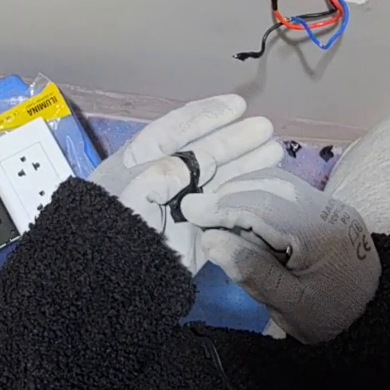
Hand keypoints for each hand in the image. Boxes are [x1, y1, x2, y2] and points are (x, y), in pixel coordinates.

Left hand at [90, 95, 284, 271]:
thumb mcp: (131, 195)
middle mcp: (162, 179)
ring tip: (274, 149)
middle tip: (265, 127)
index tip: (236, 105)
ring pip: (219, 176)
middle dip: (234, 139)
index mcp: (137, 163)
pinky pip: (226, 206)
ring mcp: (181, 205)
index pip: (174, 130)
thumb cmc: (115, 230)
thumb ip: (162, 172)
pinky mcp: (197, 230)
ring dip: (246, 161)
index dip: (205, 115)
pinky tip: (266, 180)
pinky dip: (246, 192)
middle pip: (203, 151)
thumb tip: (193, 160)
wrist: (115, 283)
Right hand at [179, 168, 380, 343]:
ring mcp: (330, 205)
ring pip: (278, 182)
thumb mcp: (288, 304)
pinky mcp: (327, 208)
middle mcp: (327, 209)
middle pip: (270, 185)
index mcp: (319, 234)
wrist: (375, 319)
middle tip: (196, 210)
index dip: (223, 207)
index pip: (262, 207)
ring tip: (215, 213)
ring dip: (243, 192)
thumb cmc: (329, 318)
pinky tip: (242, 214)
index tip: (189, 210)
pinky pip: (287, 192)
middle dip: (230, 194)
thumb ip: (251, 270)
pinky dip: (259, 197)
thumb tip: (209, 239)